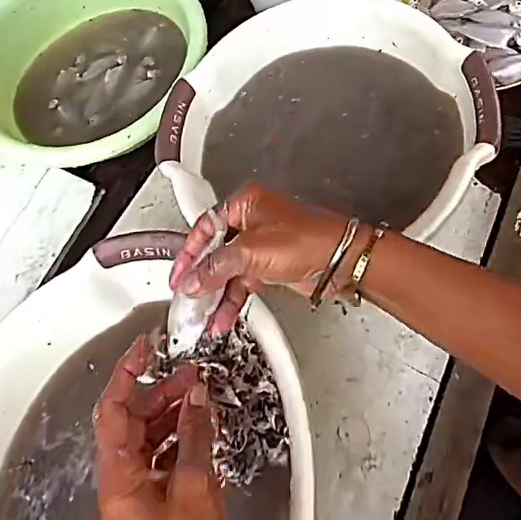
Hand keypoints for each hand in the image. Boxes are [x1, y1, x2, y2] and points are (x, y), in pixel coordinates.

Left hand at [94, 335, 230, 519]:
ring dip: (171, 414)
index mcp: (117, 476)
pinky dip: (178, 438)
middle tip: (186, 374)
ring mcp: (137, 494)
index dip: (126, 372)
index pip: (113, 408)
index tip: (141, 348)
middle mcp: (121, 482)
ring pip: (148, 437)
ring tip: (197, 396)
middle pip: (132, 420)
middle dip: (159, 392)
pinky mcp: (154, 504)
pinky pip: (160, 457)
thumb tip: (196, 397)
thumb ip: (195, 435)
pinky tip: (198, 429)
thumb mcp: (195, 487)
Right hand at [168, 184, 353, 335]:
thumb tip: (192, 279)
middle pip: (216, 249)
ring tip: (203, 313)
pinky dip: (233, 298)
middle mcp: (251, 220)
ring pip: (229, 269)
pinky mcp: (271, 264)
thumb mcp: (251, 252)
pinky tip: (223, 315)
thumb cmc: (306, 240)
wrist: (342, 260)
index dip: (190, 251)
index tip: (178, 272)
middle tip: (187, 295)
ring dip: (217, 292)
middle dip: (202, 276)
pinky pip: (244, 281)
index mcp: (244, 203)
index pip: (205, 226)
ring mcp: (262, 243)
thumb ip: (216, 267)